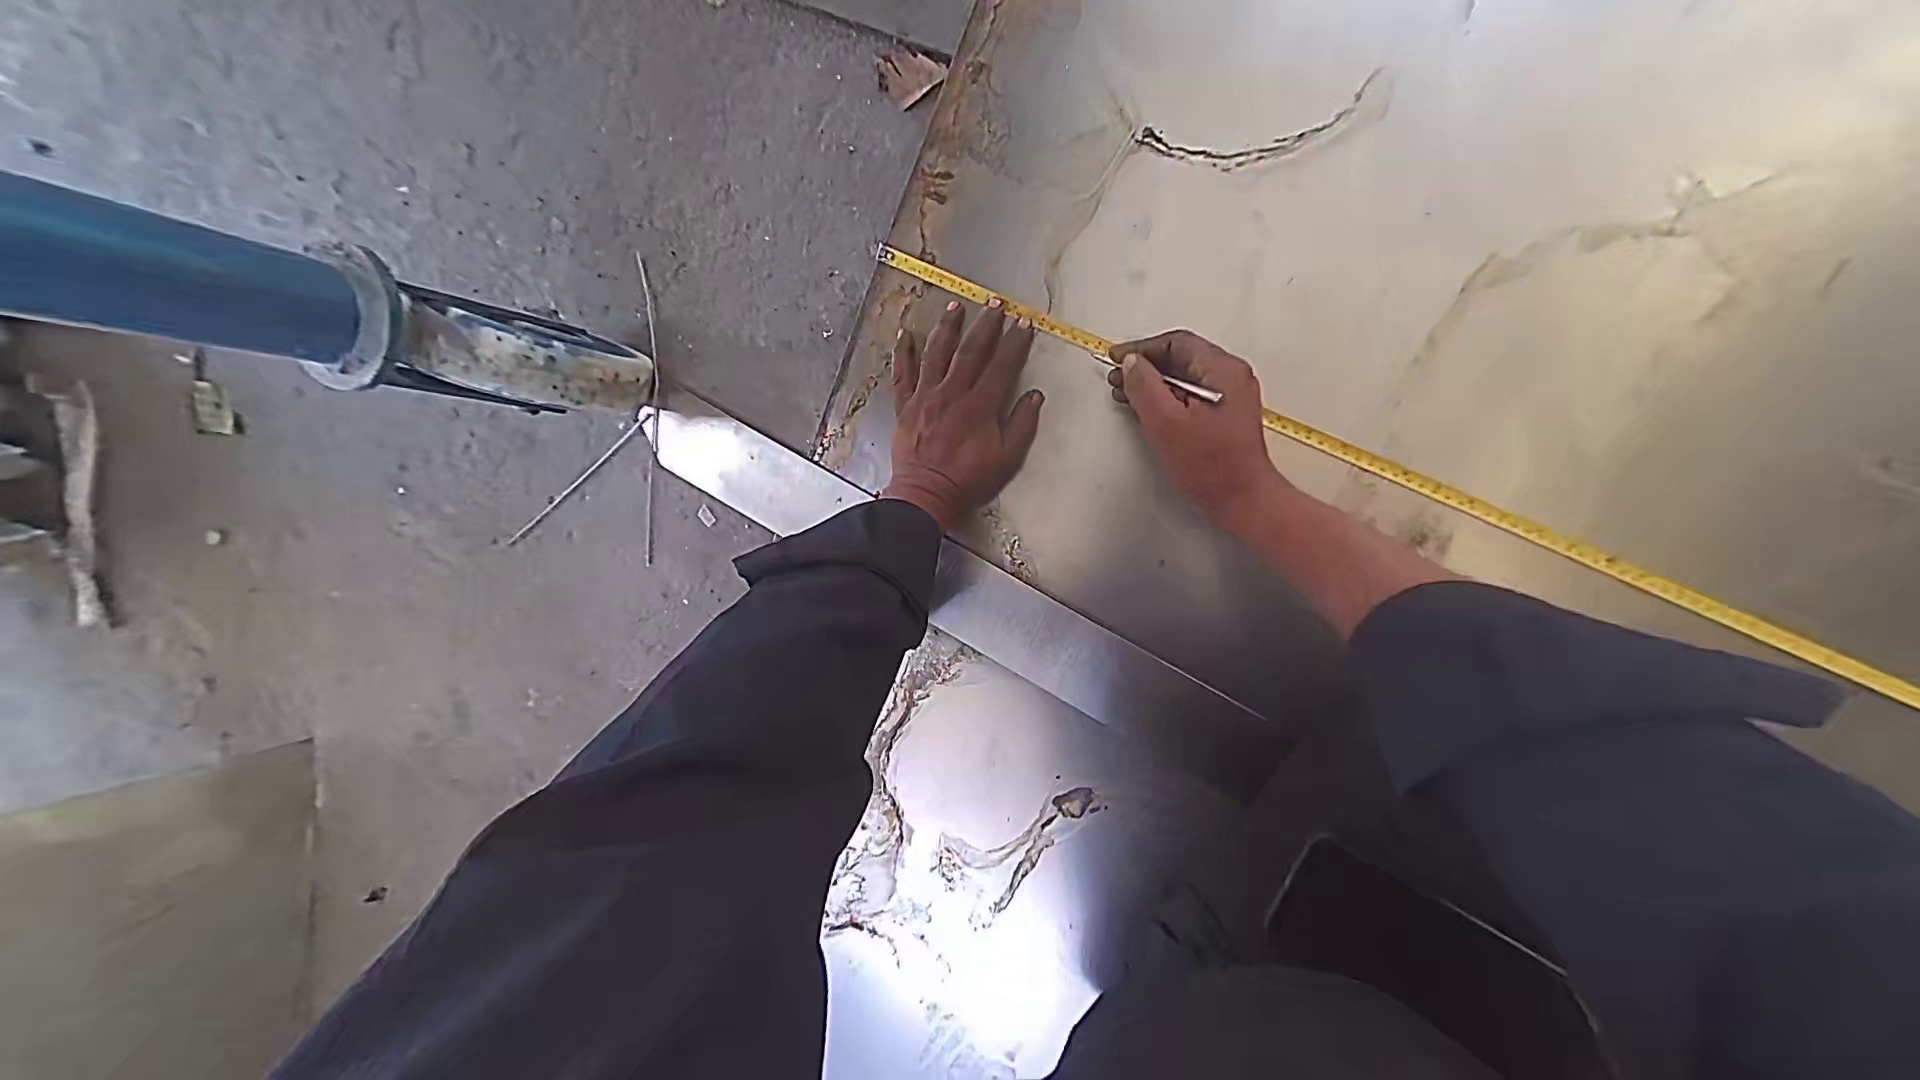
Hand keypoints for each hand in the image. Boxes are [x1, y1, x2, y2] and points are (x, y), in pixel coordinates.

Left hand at [884, 299, 1044, 529]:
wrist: (926, 494)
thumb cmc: (968, 479)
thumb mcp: (1006, 458)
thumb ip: (1022, 425)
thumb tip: (1035, 397)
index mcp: (980, 406)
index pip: (1002, 365)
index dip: (1014, 342)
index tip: (1023, 323)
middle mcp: (952, 393)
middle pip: (971, 351)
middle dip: (986, 325)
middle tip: (995, 304)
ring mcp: (926, 397)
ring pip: (937, 353)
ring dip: (948, 328)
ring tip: (956, 307)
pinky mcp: (906, 406)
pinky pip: (903, 374)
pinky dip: (903, 353)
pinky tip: (905, 335)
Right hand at [1107, 329, 1288, 528]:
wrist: (1240, 500)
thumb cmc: (1212, 468)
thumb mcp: (1166, 423)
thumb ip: (1144, 387)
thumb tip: (1131, 364)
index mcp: (1222, 372)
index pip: (1176, 343)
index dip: (1141, 349)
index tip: (1116, 358)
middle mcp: (1230, 379)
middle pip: (1180, 357)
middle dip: (1144, 366)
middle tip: (1117, 378)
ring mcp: (1228, 398)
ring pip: (1183, 377)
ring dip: (1152, 383)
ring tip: (1126, 394)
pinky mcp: (1222, 416)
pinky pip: (1189, 395)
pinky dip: (1165, 397)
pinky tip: (1147, 410)